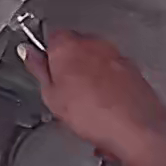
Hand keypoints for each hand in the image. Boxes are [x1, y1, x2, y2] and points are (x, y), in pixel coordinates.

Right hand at [21, 30, 165, 165]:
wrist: (135, 127)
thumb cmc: (94, 113)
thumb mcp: (52, 96)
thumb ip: (39, 69)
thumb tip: (29, 54)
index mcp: (67, 45)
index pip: (51, 38)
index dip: (48, 57)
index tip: (45, 70)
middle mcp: (92, 43)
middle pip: (74, 47)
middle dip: (69, 65)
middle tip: (64, 91)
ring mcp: (114, 53)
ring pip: (94, 60)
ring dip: (89, 75)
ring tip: (86, 104)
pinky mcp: (130, 67)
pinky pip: (111, 72)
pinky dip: (107, 84)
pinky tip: (104, 107)